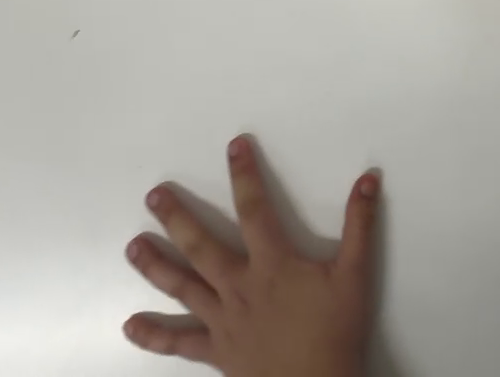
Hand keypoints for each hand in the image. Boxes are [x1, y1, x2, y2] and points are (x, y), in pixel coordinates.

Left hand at [124, 135, 379, 376]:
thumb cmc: (337, 330)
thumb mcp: (356, 272)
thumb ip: (361, 223)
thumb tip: (369, 178)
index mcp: (272, 263)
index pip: (255, 207)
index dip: (245, 174)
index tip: (235, 146)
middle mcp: (240, 286)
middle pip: (201, 245)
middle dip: (177, 217)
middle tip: (154, 195)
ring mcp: (224, 321)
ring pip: (183, 287)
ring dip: (155, 265)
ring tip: (132, 246)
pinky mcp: (217, 352)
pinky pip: (180, 343)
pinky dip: (153, 335)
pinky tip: (130, 326)